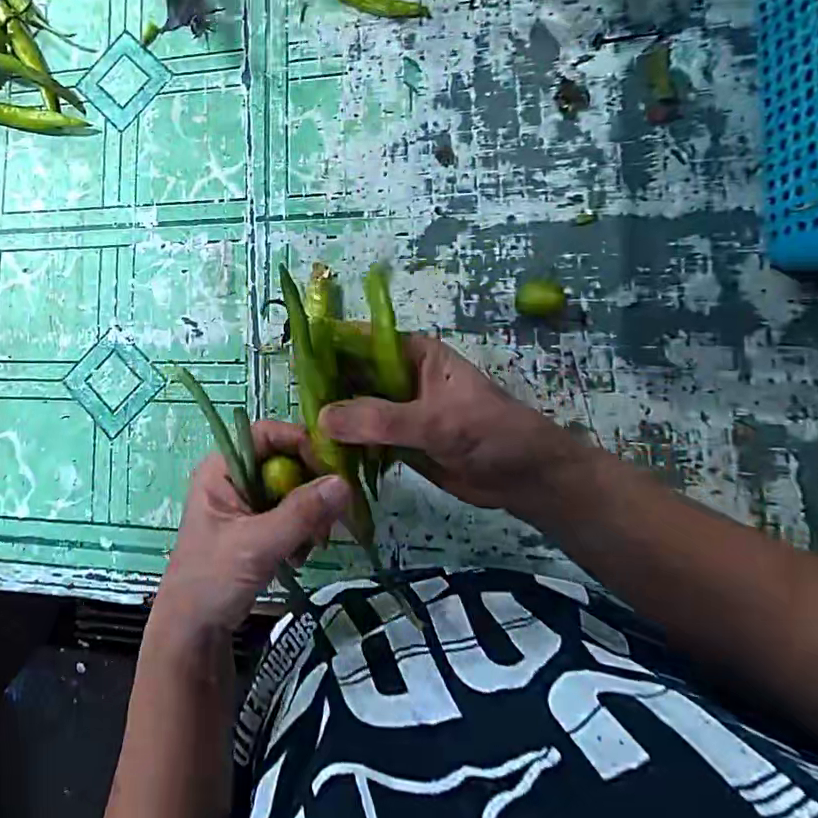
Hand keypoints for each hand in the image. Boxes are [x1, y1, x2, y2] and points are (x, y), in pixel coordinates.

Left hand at [155, 420, 350, 633]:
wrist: (192, 632)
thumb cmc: (211, 580)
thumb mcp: (257, 544)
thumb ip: (301, 513)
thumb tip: (344, 483)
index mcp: (222, 468)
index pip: (267, 434)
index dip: (300, 444)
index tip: (331, 470)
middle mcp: (235, 478)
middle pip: (286, 462)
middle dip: (310, 490)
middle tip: (327, 521)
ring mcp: (247, 503)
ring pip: (294, 490)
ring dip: (310, 516)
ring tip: (311, 546)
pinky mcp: (258, 527)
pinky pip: (292, 514)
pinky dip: (303, 532)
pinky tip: (299, 557)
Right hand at [318, 335, 584, 516]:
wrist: (527, 478)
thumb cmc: (492, 433)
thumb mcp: (439, 422)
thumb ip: (382, 419)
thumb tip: (323, 417)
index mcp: (411, 353)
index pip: (359, 339)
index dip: (325, 344)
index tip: (292, 358)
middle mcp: (397, 376)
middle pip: (348, 374)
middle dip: (321, 388)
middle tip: (291, 408)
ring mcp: (394, 409)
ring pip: (350, 407)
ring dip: (328, 419)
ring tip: (299, 434)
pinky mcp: (395, 440)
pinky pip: (360, 437)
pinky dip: (342, 444)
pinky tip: (321, 455)